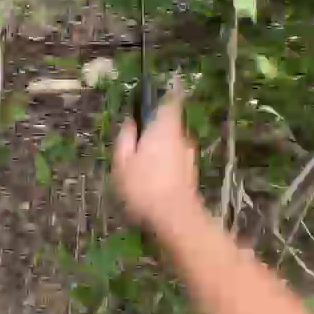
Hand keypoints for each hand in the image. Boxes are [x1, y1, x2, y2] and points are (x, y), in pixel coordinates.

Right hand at [113, 78, 202, 232]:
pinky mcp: (191, 173)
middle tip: (137, 141)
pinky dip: (167, 164)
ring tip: (142, 165)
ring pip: (173, 143)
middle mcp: (180, 136)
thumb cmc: (142, 186)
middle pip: (170, 123)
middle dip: (156, 128)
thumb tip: (130, 122)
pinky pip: (176, 160)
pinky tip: (154, 180)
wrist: (174, 217)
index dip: (164, 96)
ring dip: (161, 148)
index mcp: (163, 128)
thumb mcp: (122, 161)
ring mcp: (189, 155)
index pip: (171, 101)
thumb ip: (125, 138)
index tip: (154, 97)